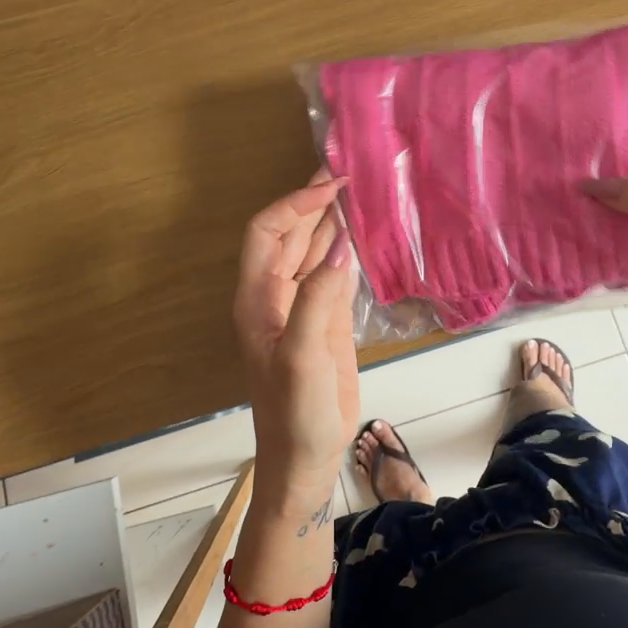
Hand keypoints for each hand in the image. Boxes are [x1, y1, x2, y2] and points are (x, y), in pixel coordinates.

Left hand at [233, 173, 361, 511]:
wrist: (306, 459)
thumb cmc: (295, 415)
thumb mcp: (303, 358)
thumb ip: (318, 300)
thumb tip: (341, 244)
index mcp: (258, 297)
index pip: (268, 232)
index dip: (295, 203)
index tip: (333, 185)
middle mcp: (277, 293)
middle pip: (291, 232)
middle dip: (315, 199)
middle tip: (352, 168)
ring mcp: (303, 305)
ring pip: (315, 248)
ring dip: (334, 219)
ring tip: (365, 189)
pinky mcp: (327, 320)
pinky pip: (335, 272)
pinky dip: (350, 249)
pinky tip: (370, 233)